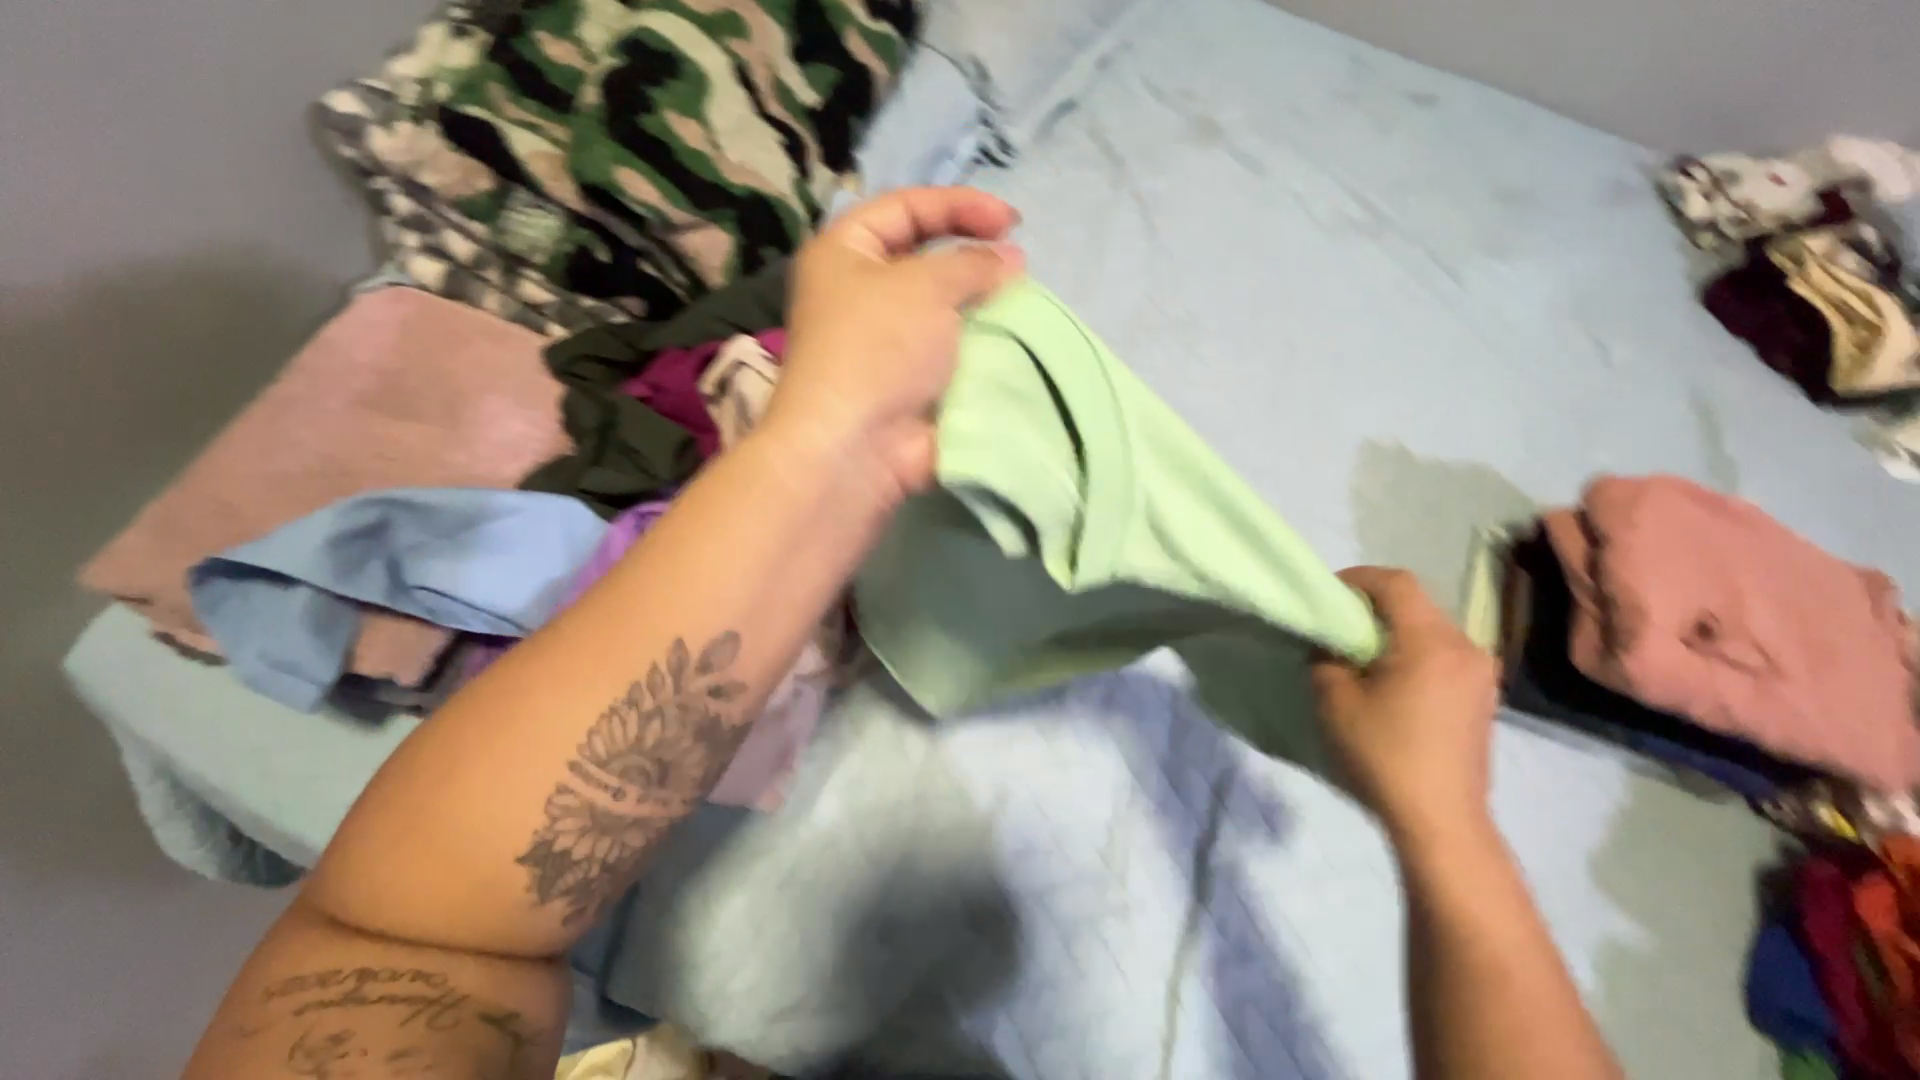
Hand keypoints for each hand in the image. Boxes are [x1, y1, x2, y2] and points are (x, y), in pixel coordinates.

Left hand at [762, 186, 1025, 507]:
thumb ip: (972, 262)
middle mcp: (860, 293)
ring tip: (1019, 305)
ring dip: (980, 305)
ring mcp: (885, 342)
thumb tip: (1009, 260)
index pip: (906, 207)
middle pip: (924, 257)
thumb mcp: (925, 285)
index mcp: (844, 253)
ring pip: (943, 308)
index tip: (1012, 221)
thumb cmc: (878, 348)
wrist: (857, 446)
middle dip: (973, 257)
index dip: (959, 204)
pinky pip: (950, 352)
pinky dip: (979, 346)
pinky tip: (1010, 345)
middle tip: (1017, 266)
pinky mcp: (908, 383)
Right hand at [1310, 567, 1501, 847]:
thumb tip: (1333, 644)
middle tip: (1339, 627)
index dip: (1357, 579)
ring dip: (1397, 632)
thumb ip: (1327, 658)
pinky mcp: (1484, 696)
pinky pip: (1445, 655)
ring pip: (1432, 629)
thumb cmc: (1383, 755)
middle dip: (1375, 606)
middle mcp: (1466, 647)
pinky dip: (1415, 653)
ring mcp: (1482, 673)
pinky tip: (1393, 683)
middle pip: (1417, 603)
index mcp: (1431, 642)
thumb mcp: (1334, 701)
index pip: (1395, 583)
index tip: (1328, 597)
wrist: (1441, 820)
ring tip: (1363, 657)